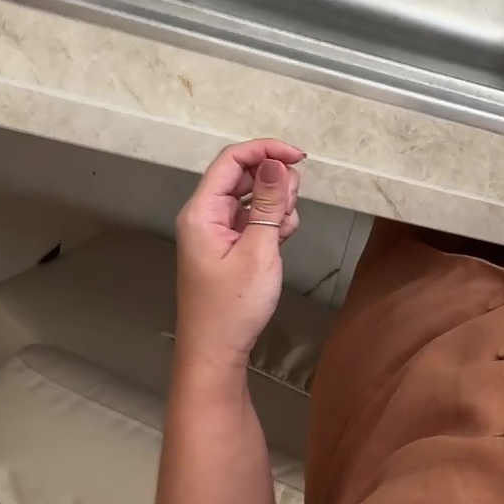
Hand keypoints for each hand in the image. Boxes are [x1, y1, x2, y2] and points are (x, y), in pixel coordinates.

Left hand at [173, 139, 306, 378]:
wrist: (217, 352)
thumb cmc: (234, 305)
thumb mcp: (258, 251)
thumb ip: (267, 203)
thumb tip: (276, 162)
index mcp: (202, 212)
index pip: (232, 160)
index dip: (266, 150)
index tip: (300, 158)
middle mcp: (207, 214)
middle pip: (245, 175)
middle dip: (275, 182)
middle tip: (290, 209)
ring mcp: (219, 229)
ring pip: (255, 195)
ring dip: (277, 204)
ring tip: (283, 232)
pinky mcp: (232, 243)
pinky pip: (257, 216)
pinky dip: (274, 221)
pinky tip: (281, 240)